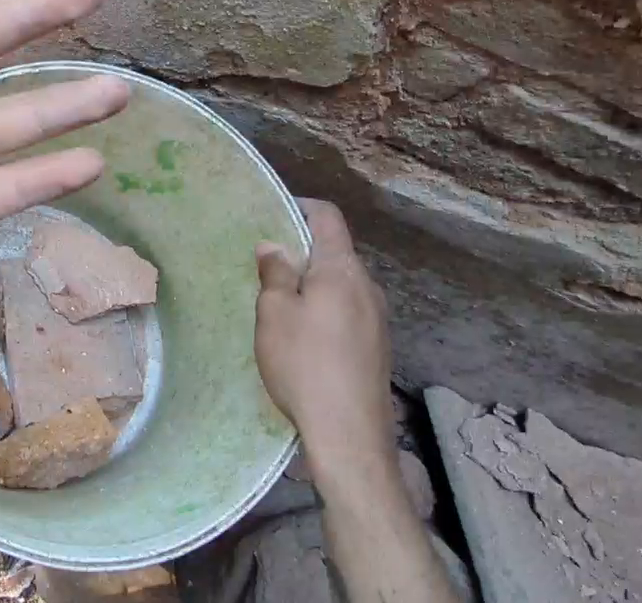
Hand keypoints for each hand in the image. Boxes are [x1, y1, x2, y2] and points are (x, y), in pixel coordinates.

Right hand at [254, 199, 396, 479]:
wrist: (350, 436)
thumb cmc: (304, 364)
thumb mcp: (274, 313)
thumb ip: (275, 272)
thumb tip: (275, 245)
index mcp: (342, 270)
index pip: (327, 217)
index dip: (299, 206)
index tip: (269, 214)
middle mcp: (367, 287)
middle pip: (335, 250)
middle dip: (301, 249)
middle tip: (263, 263)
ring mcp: (378, 318)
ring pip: (341, 283)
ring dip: (312, 282)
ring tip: (278, 300)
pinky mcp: (378, 346)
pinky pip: (348, 309)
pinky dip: (324, 307)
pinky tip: (303, 334)